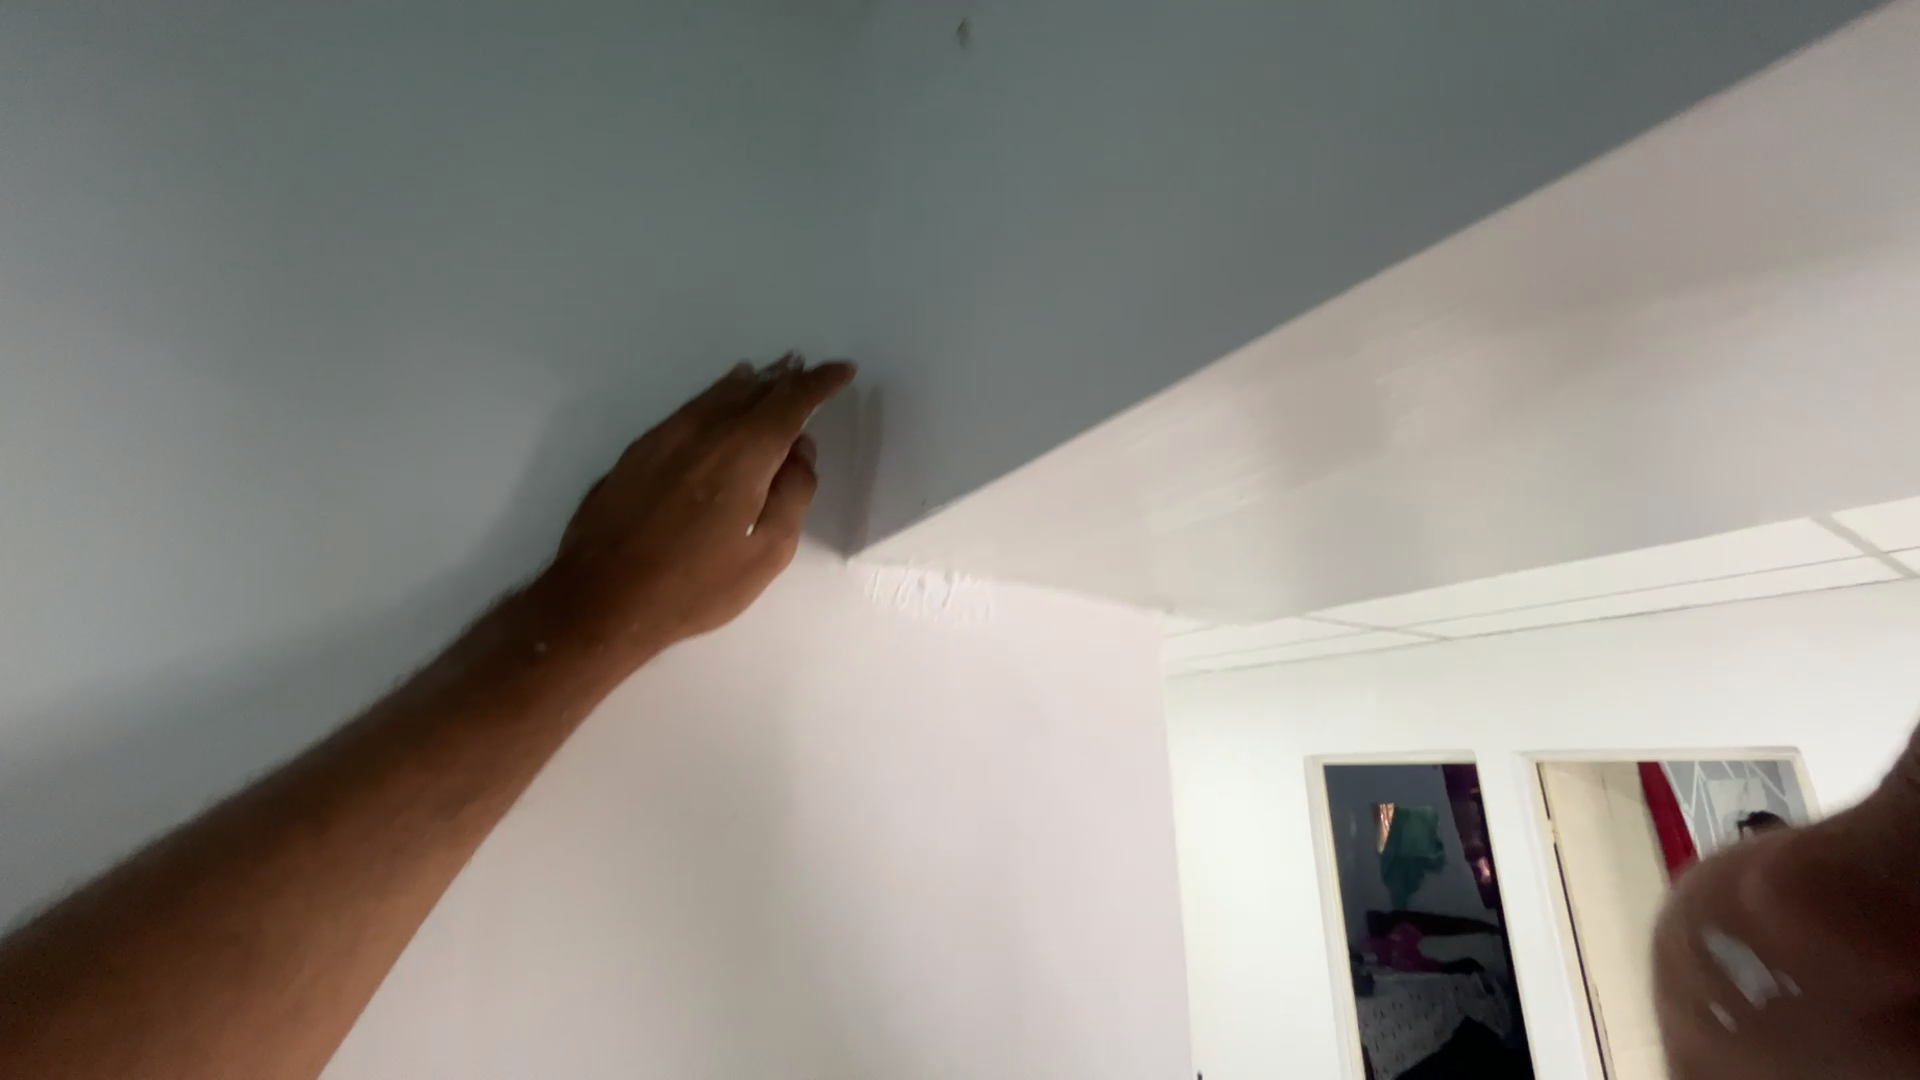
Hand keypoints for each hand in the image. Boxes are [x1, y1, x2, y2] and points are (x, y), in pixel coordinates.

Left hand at [535, 354, 855, 661]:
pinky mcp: (639, 451)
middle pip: (755, 389)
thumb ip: (793, 493)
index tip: (842, 370)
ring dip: (751, 384)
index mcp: (745, 451)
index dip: (821, 382)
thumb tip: (800, 452)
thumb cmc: (697, 584)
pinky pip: (692, 409)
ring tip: (770, 376)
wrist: (603, 599)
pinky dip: (718, 399)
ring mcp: (666, 436)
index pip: (792, 400)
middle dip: (787, 378)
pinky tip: (720, 405)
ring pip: (718, 394)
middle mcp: (705, 429)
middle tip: (807, 370)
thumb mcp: (769, 551)